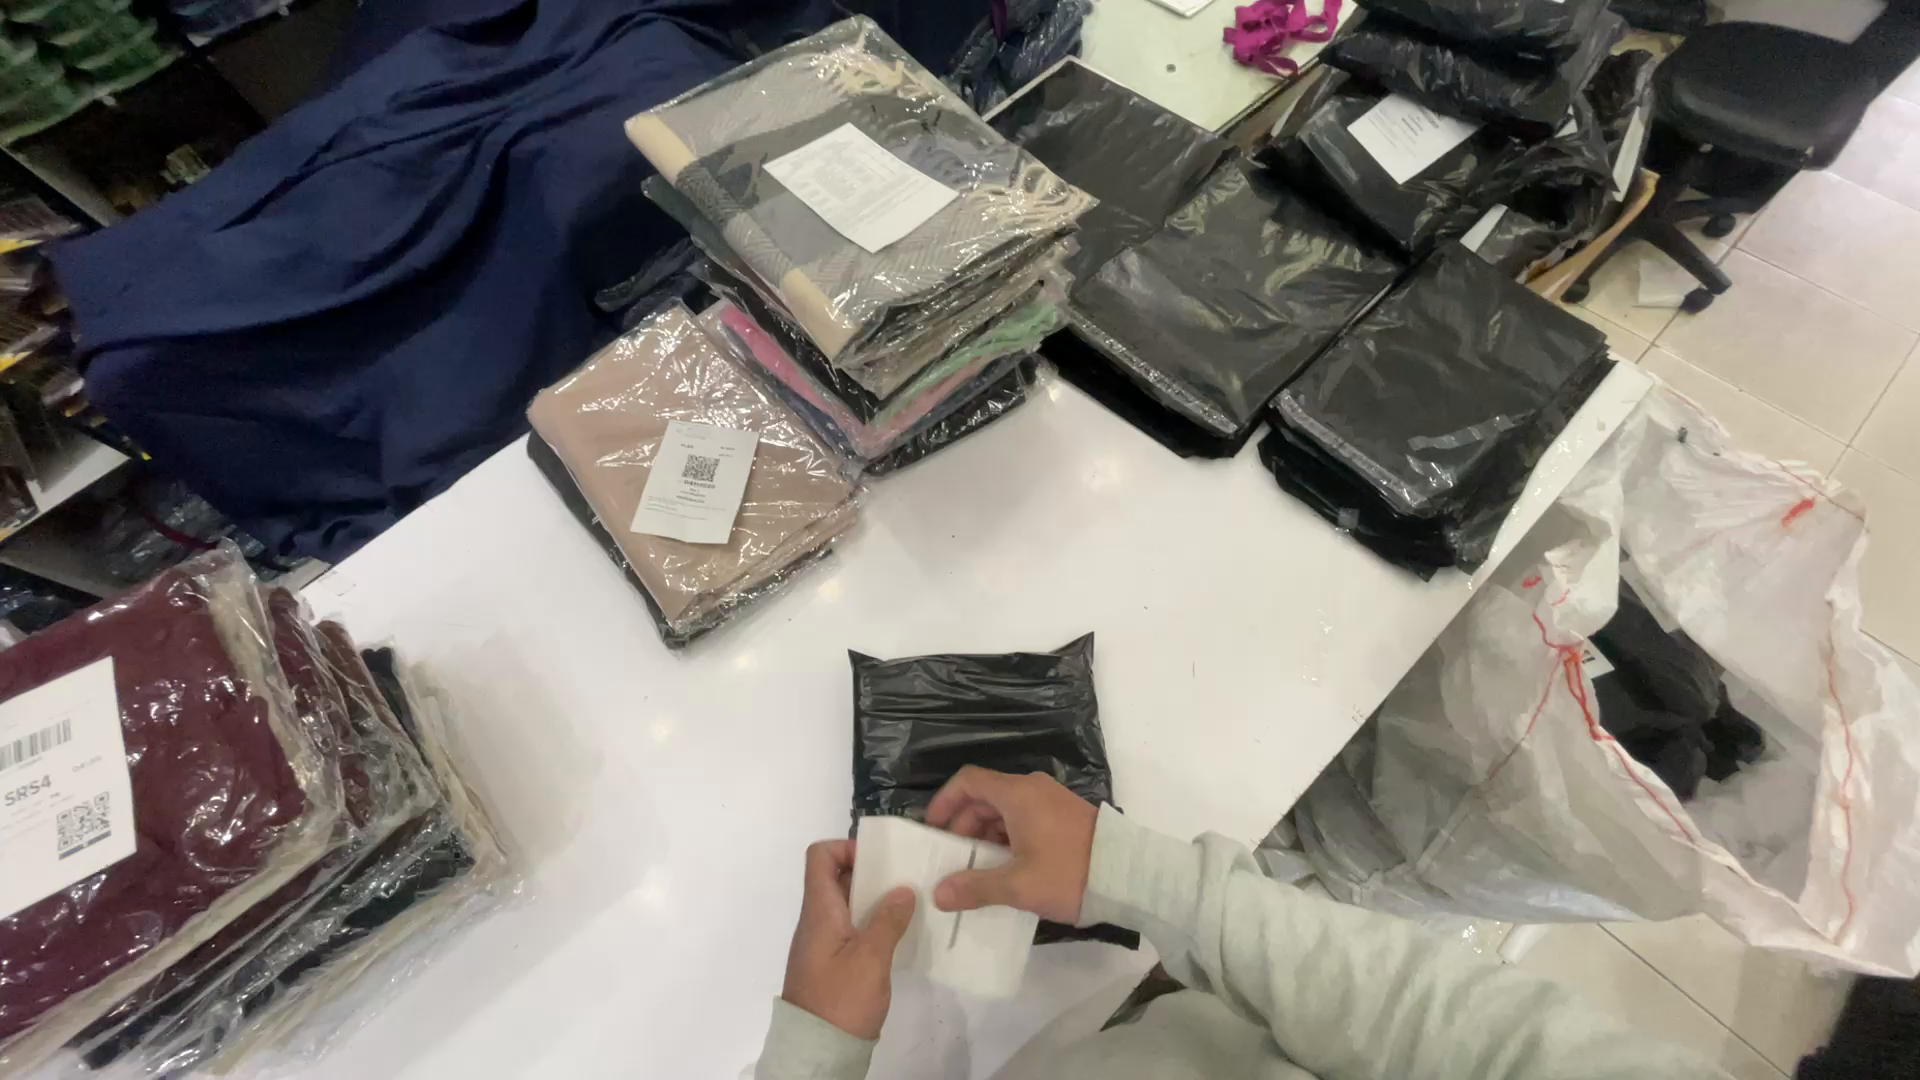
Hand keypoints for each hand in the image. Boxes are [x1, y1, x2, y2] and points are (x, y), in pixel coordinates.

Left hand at [781, 839, 915, 1039]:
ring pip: (846, 903)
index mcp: (819, 911)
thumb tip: (903, 890)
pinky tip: (896, 935)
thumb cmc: (840, 1001)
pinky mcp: (831, 963)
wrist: (817, 1057)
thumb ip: (888, 920)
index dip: (846, 848)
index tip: (878, 860)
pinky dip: (870, 923)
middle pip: (836, 877)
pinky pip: (849, 928)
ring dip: (873, 899)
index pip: (820, 856)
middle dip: (870, 872)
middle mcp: (816, 920)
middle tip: (903, 878)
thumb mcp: (871, 959)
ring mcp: (822, 943)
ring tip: (906, 904)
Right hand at [924, 767, 1098, 923]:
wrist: (1130, 875)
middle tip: (952, 859)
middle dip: (963, 825)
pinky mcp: (1063, 815)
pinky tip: (1005, 868)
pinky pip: (1023, 817)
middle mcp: (1031, 788)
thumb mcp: (1020, 885)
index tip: (932, 829)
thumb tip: (939, 893)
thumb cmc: (1070, 873)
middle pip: (985, 796)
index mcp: (1017, 793)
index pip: (968, 781)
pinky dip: (1006, 836)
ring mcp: (1049, 799)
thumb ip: (976, 887)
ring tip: (976, 870)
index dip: (945, 801)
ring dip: (985, 834)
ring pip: (1004, 808)